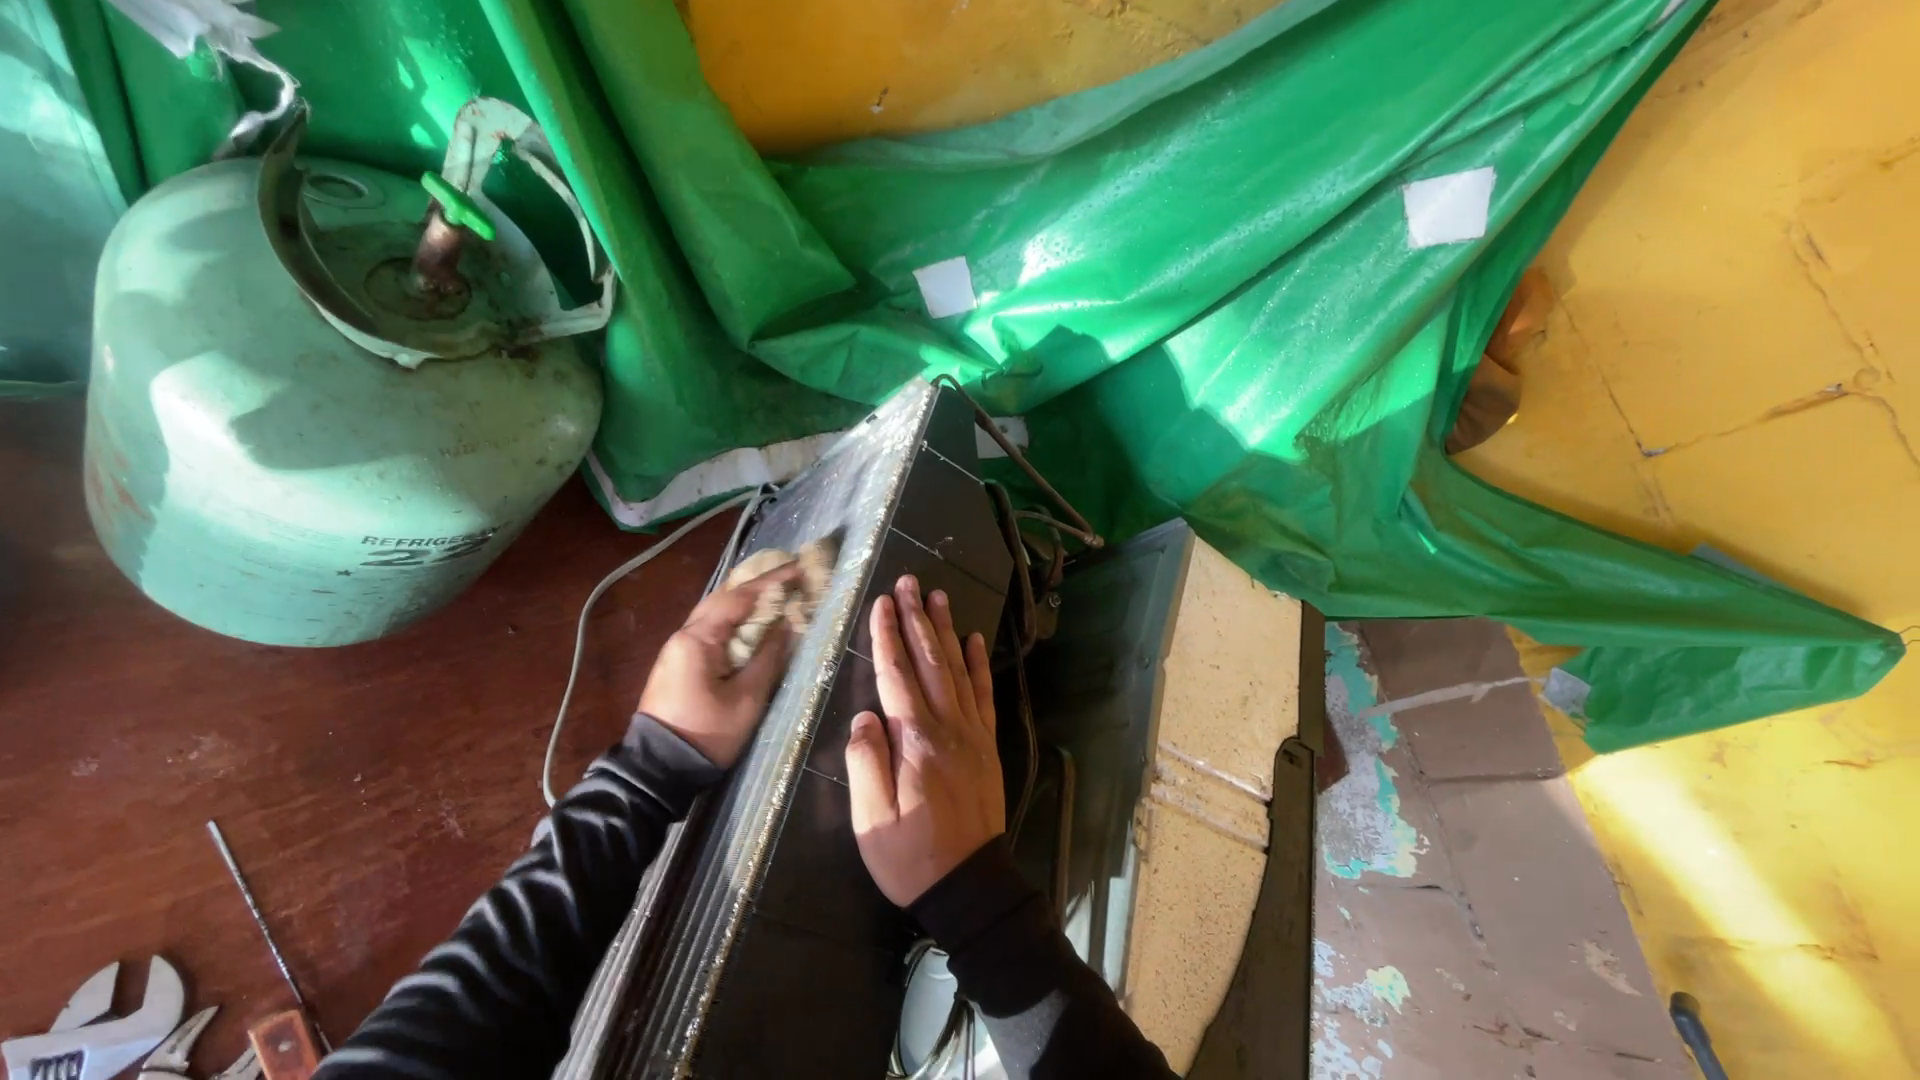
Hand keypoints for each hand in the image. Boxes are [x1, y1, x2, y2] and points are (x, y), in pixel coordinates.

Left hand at [638, 562, 802, 767]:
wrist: (659, 769)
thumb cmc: (707, 733)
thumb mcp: (747, 698)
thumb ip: (769, 656)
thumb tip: (789, 624)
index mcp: (697, 639)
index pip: (739, 598)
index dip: (771, 582)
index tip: (799, 569)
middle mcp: (683, 635)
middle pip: (723, 599)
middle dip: (757, 586)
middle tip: (790, 578)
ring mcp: (677, 649)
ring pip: (715, 614)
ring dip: (745, 603)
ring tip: (777, 596)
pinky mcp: (679, 663)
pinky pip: (710, 630)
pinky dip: (734, 621)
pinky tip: (753, 624)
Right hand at [845, 574, 1003, 906]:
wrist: (969, 886)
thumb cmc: (910, 856)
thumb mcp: (871, 819)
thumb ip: (865, 762)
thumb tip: (864, 716)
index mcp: (914, 741)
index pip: (896, 675)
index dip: (887, 636)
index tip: (882, 603)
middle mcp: (947, 727)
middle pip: (930, 661)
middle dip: (917, 619)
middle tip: (911, 582)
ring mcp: (973, 734)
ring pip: (958, 670)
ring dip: (947, 630)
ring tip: (940, 596)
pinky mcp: (988, 745)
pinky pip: (984, 695)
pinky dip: (979, 665)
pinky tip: (974, 641)